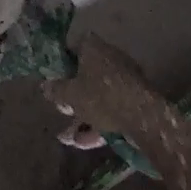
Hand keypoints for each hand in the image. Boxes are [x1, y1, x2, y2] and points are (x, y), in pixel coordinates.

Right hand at [45, 34, 149, 148]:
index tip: (55, 78)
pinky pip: (112, 109)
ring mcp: (125, 79)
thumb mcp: (71, 95)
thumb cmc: (102, 98)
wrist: (145, 120)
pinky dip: (100, 124)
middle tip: (62, 112)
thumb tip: (45, 86)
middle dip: (73, 98)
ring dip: (84, 117)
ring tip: (69, 139)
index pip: (74, 46)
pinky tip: (85, 143)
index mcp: (93, 47)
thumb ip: (56, 90)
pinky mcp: (136, 100)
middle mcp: (110, 58)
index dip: (63, 62)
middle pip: (86, 75)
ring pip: (99, 96)